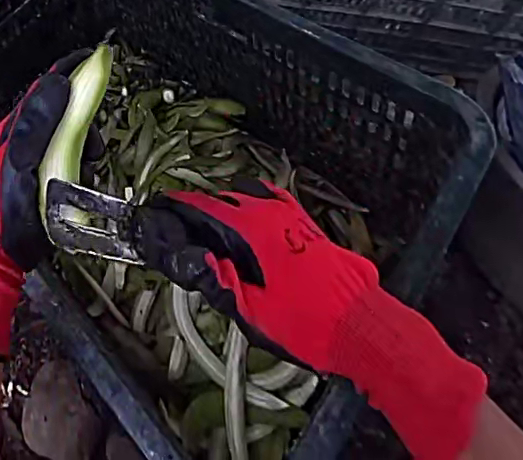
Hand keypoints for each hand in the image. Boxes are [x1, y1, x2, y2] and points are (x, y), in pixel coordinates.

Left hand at [0, 49, 89, 357]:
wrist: (2, 254)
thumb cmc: (9, 211)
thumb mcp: (24, 163)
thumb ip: (40, 123)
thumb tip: (58, 80)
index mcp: (17, 126)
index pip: (46, 85)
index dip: (70, 68)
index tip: (94, 57)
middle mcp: (25, 134)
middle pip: (61, 106)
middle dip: (84, 116)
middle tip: (96, 142)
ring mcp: (34, 153)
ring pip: (69, 131)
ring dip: (85, 143)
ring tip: (89, 165)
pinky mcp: (44, 171)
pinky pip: (70, 153)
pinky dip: (82, 161)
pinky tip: (83, 178)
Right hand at [140, 179, 487, 459]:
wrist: (361, 326)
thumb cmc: (305, 324)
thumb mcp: (252, 310)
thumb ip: (219, 279)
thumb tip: (191, 257)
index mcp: (250, 228)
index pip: (203, 205)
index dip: (178, 206)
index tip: (161, 207)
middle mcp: (267, 211)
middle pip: (221, 197)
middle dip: (199, 206)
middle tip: (183, 223)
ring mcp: (288, 212)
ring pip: (245, 196)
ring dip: (224, 204)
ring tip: (212, 224)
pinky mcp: (304, 220)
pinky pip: (270, 199)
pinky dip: (251, 202)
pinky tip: (248, 215)